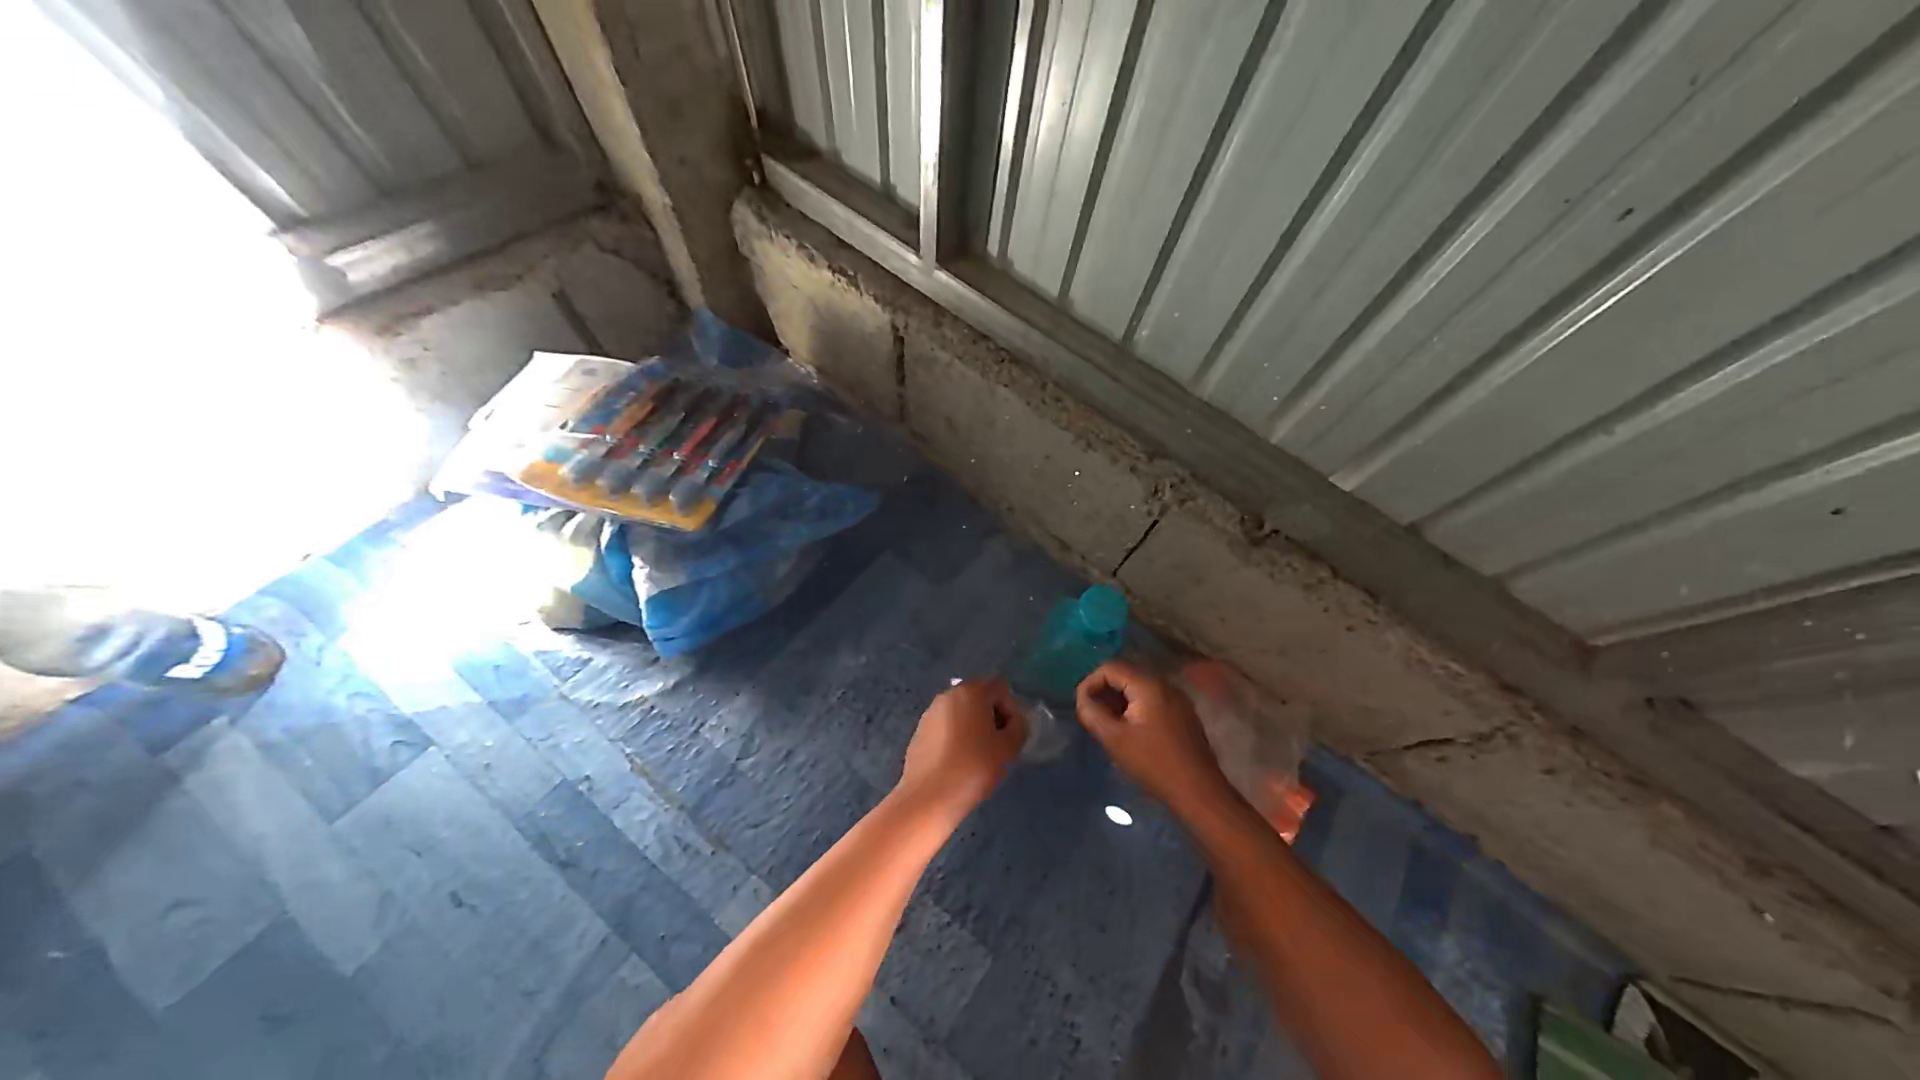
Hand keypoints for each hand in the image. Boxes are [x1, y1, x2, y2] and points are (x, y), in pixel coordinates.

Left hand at [896, 678, 1026, 818]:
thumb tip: (1013, 722)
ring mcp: (930, 712)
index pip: (1000, 687)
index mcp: (971, 692)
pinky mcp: (919, 731)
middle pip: (979, 697)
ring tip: (976, 756)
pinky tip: (957, 762)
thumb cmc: (974, 766)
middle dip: (991, 717)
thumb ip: (1018, 728)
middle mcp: (948, 695)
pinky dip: (956, 738)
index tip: (1010, 734)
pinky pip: (946, 727)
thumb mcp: (1008, 748)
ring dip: (973, 727)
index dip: (1011, 709)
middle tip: (997, 746)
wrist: (930, 796)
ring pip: (961, 713)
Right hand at [1076, 662, 1234, 814]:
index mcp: (1148, 685)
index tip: (1082, 705)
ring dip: (1119, 701)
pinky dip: (1135, 708)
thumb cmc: (1152, 763)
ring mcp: (1178, 699)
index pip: (1110, 668)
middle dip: (1104, 692)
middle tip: (1092, 715)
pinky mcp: (1183, 714)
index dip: (1090, 682)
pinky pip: (1152, 700)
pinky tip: (1130, 731)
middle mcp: (1165, 684)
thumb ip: (1091, 713)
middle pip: (1126, 675)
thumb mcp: (1113, 738)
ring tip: (1107, 725)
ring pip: (1139, 689)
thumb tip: (1083, 699)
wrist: (1198, 791)